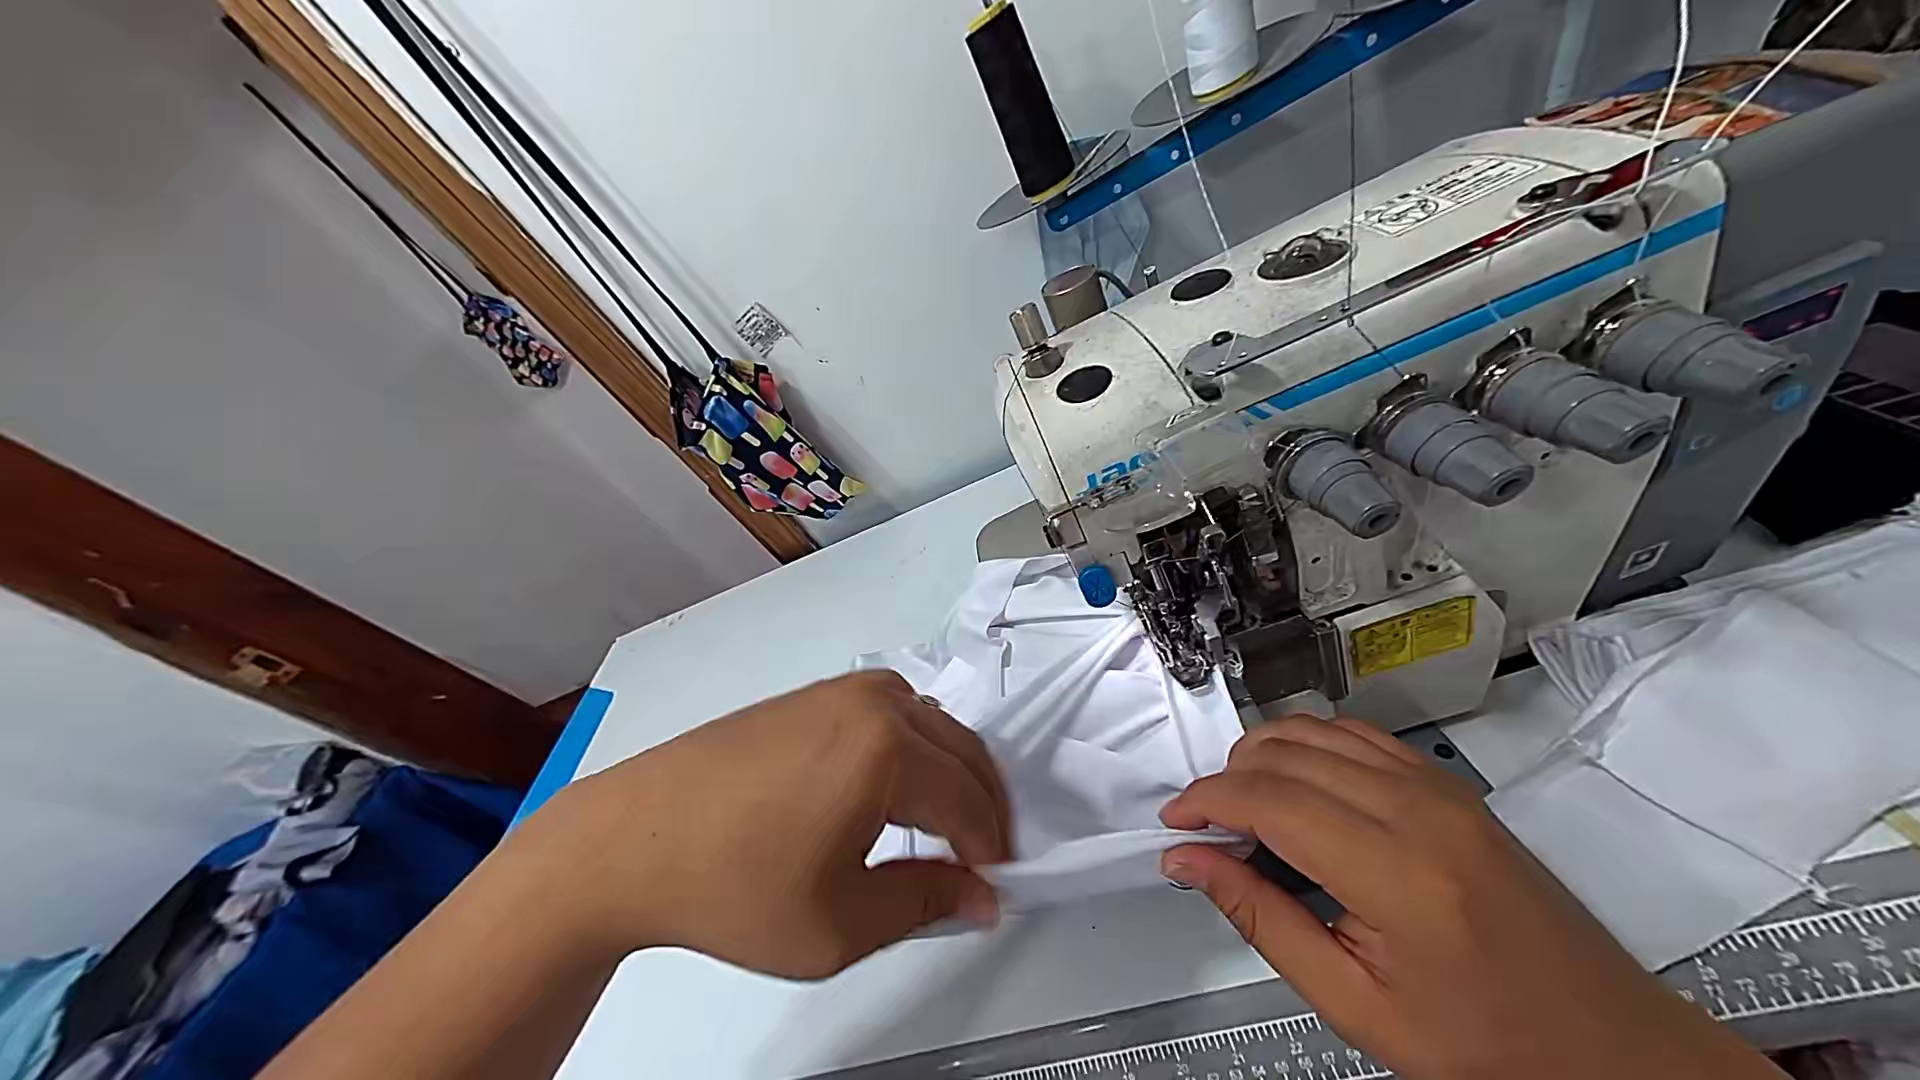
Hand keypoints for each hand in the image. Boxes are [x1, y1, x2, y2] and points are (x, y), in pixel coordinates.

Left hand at [512, 671, 1010, 978]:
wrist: (632, 838)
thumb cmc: (734, 886)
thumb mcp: (842, 924)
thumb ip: (928, 903)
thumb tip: (982, 896)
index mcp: (889, 750)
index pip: (969, 801)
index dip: (991, 849)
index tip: (993, 885)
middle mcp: (875, 703)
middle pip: (963, 750)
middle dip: (983, 805)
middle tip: (982, 857)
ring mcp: (841, 690)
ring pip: (933, 723)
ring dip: (952, 769)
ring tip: (945, 823)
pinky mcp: (814, 693)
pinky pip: (893, 709)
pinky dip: (917, 744)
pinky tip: (896, 783)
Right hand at [1160, 716, 1780, 1079]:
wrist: (1611, 1046)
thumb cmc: (1485, 1044)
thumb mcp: (1354, 1003)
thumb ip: (1260, 919)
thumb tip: (1188, 862)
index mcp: (1398, 875)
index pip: (1271, 801)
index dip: (1208, 800)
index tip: (1176, 821)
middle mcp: (1420, 811)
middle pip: (1285, 755)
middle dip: (1226, 779)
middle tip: (1207, 825)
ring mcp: (1438, 786)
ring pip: (1313, 729)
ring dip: (1260, 755)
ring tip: (1242, 802)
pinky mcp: (1446, 781)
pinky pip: (1353, 732)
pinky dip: (1305, 744)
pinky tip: (1294, 781)